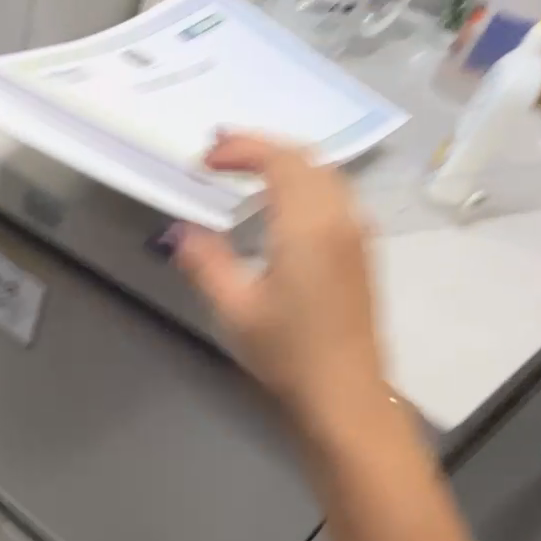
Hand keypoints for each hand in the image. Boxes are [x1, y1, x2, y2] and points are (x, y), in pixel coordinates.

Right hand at [174, 132, 390, 431]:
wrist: (343, 391)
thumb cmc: (286, 352)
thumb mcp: (234, 308)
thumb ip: (205, 262)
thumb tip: (179, 232)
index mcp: (308, 224)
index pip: (280, 160)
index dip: (243, 149)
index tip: (205, 158)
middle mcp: (341, 216)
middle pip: (307, 160)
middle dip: (263, 149)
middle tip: (221, 156)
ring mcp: (357, 234)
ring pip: (325, 177)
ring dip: (285, 167)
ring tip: (245, 177)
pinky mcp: (360, 253)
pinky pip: (333, 199)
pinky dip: (302, 188)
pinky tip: (278, 211)